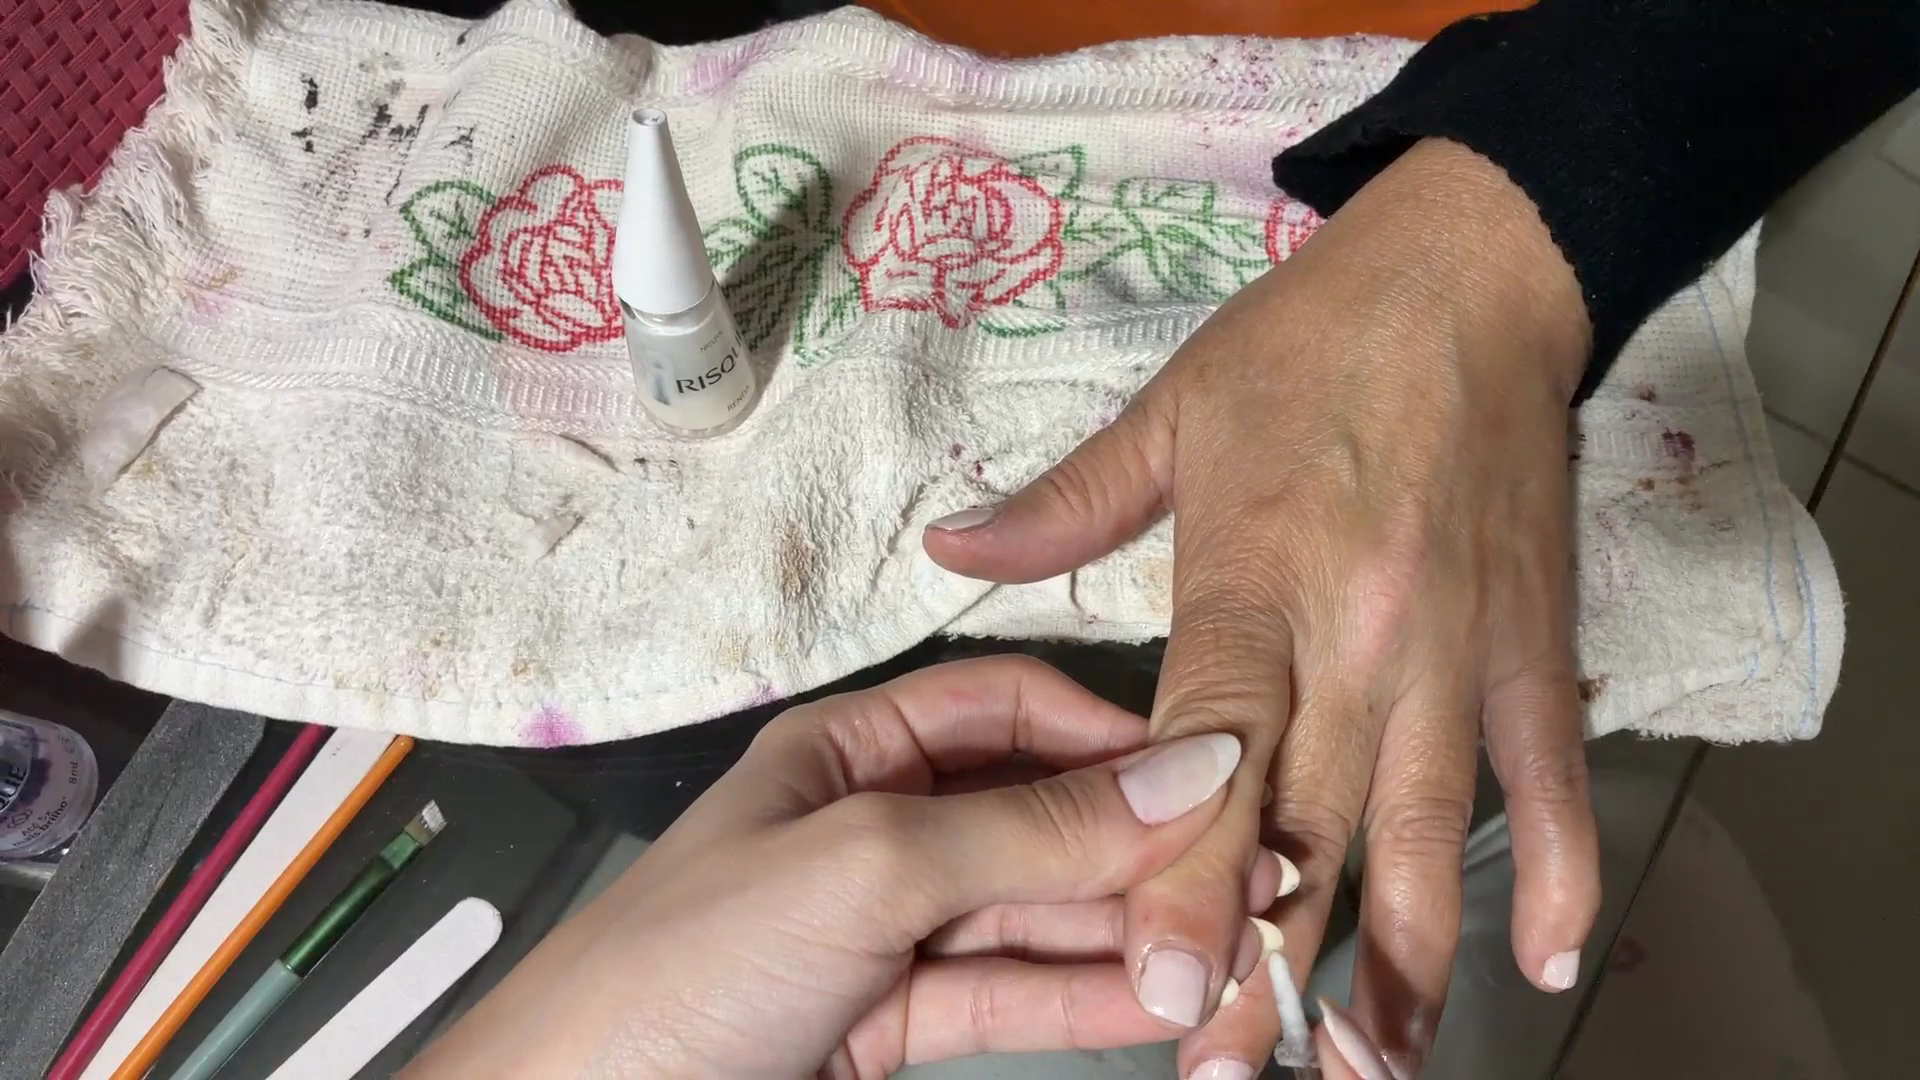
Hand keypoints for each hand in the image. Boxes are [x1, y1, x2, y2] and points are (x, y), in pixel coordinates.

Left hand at [404, 656, 1275, 1078]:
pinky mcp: (896, 1009)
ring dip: (1125, 925)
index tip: (1201, 769)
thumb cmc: (698, 961)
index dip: (1102, 730)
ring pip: (1031, 904)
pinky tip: (1163, 1001)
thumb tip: (1181, 774)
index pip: (1006, 705)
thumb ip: (1028, 827)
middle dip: (1130, 840)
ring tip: (1229, 945)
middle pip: (1029, 807)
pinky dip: (1083, 995)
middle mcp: (881, 814)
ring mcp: (891, 916)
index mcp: (857, 744)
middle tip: (1242, 873)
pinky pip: (1007, 985)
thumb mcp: (871, 865)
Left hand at [923, 139, 1603, 1077]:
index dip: (1185, 876)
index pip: (1209, 755)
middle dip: (1276, 960)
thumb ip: (1056, 507)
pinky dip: (1556, 871)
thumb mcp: (1164, 416)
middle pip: (1311, 825)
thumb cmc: (1301, 347)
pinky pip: (1547, 773)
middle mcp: (1360, 635)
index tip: (1172, 992)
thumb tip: (945, 547)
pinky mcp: (1535, 637)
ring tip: (1367, 1069)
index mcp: (1252, 581)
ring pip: (1429, 833)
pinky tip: (1536, 964)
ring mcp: (1458, 645)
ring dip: (1403, 959)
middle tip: (1243, 1075)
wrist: (1465, 276)